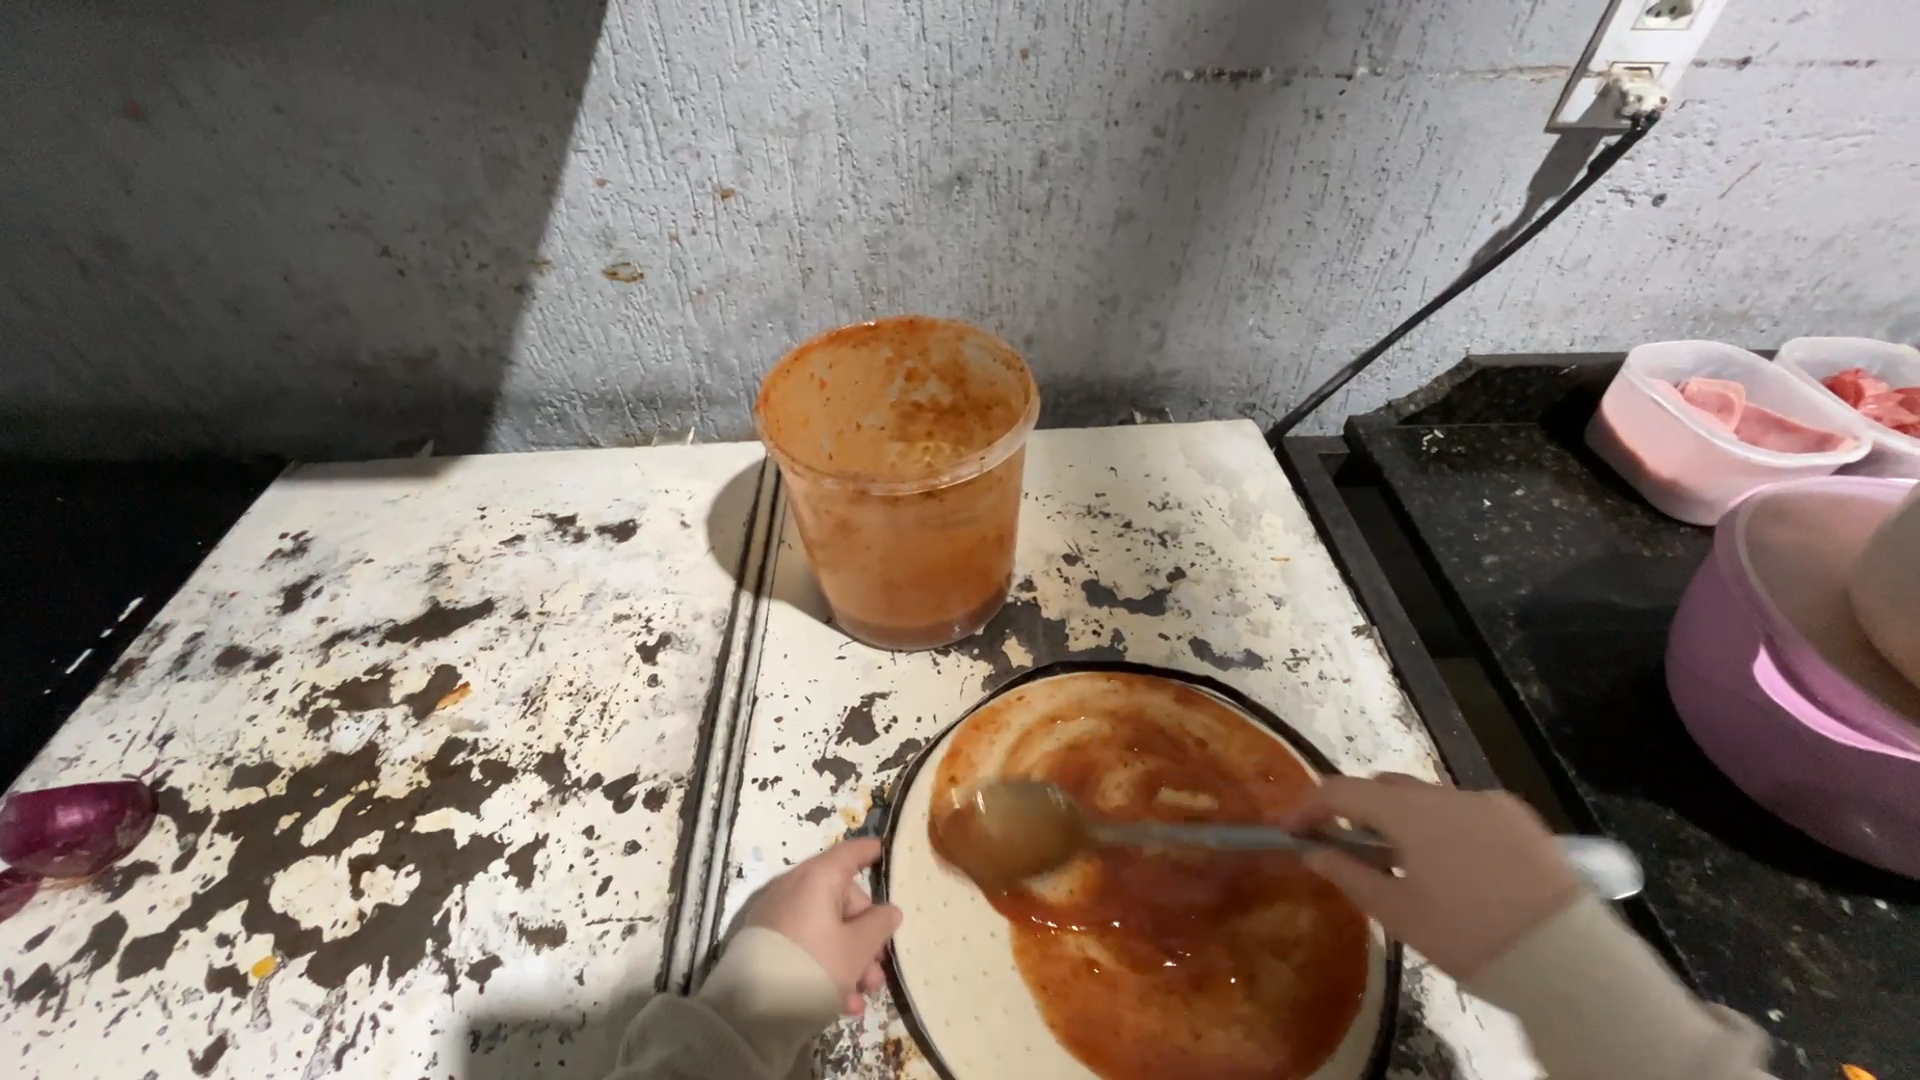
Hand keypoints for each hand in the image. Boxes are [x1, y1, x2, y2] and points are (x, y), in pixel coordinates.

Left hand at [742, 837, 902, 1014]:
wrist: (750, 1013)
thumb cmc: (814, 967)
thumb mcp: (857, 949)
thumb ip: (879, 926)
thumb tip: (889, 911)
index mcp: (817, 878)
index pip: (850, 853)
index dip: (871, 852)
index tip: (887, 852)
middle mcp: (794, 888)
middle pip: (841, 899)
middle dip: (865, 933)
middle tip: (879, 966)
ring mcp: (777, 917)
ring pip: (825, 928)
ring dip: (849, 957)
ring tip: (865, 991)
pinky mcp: (765, 945)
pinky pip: (805, 946)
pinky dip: (825, 965)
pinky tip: (842, 1002)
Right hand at [1286, 774, 1581, 978]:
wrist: (1572, 962)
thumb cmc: (1470, 936)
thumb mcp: (1398, 913)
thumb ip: (1347, 874)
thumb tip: (1313, 852)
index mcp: (1408, 811)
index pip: (1340, 790)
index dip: (1309, 806)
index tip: (1291, 829)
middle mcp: (1443, 794)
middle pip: (1383, 787)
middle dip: (1358, 810)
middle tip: (1349, 847)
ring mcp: (1486, 802)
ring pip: (1425, 797)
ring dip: (1403, 817)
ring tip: (1406, 861)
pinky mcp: (1520, 818)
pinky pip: (1465, 810)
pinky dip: (1444, 826)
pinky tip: (1455, 864)